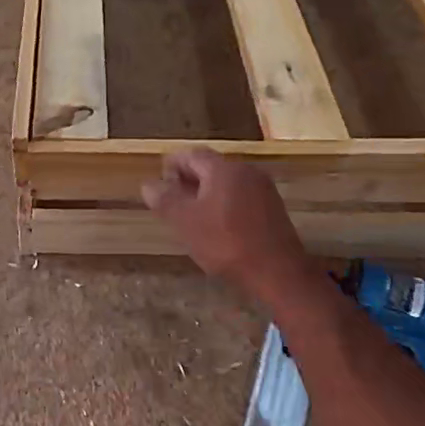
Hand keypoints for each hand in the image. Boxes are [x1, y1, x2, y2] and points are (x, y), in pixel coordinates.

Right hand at [141, 148, 311, 304]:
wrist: (276, 270)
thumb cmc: (225, 243)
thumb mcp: (185, 222)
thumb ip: (165, 200)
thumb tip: (148, 184)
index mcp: (223, 169)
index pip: (192, 155)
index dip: (172, 164)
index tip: (159, 179)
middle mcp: (246, 171)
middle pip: (211, 167)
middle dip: (188, 179)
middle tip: (171, 198)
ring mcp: (263, 189)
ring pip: (226, 183)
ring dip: (206, 192)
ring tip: (190, 214)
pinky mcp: (272, 209)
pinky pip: (241, 197)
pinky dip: (223, 203)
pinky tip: (216, 225)